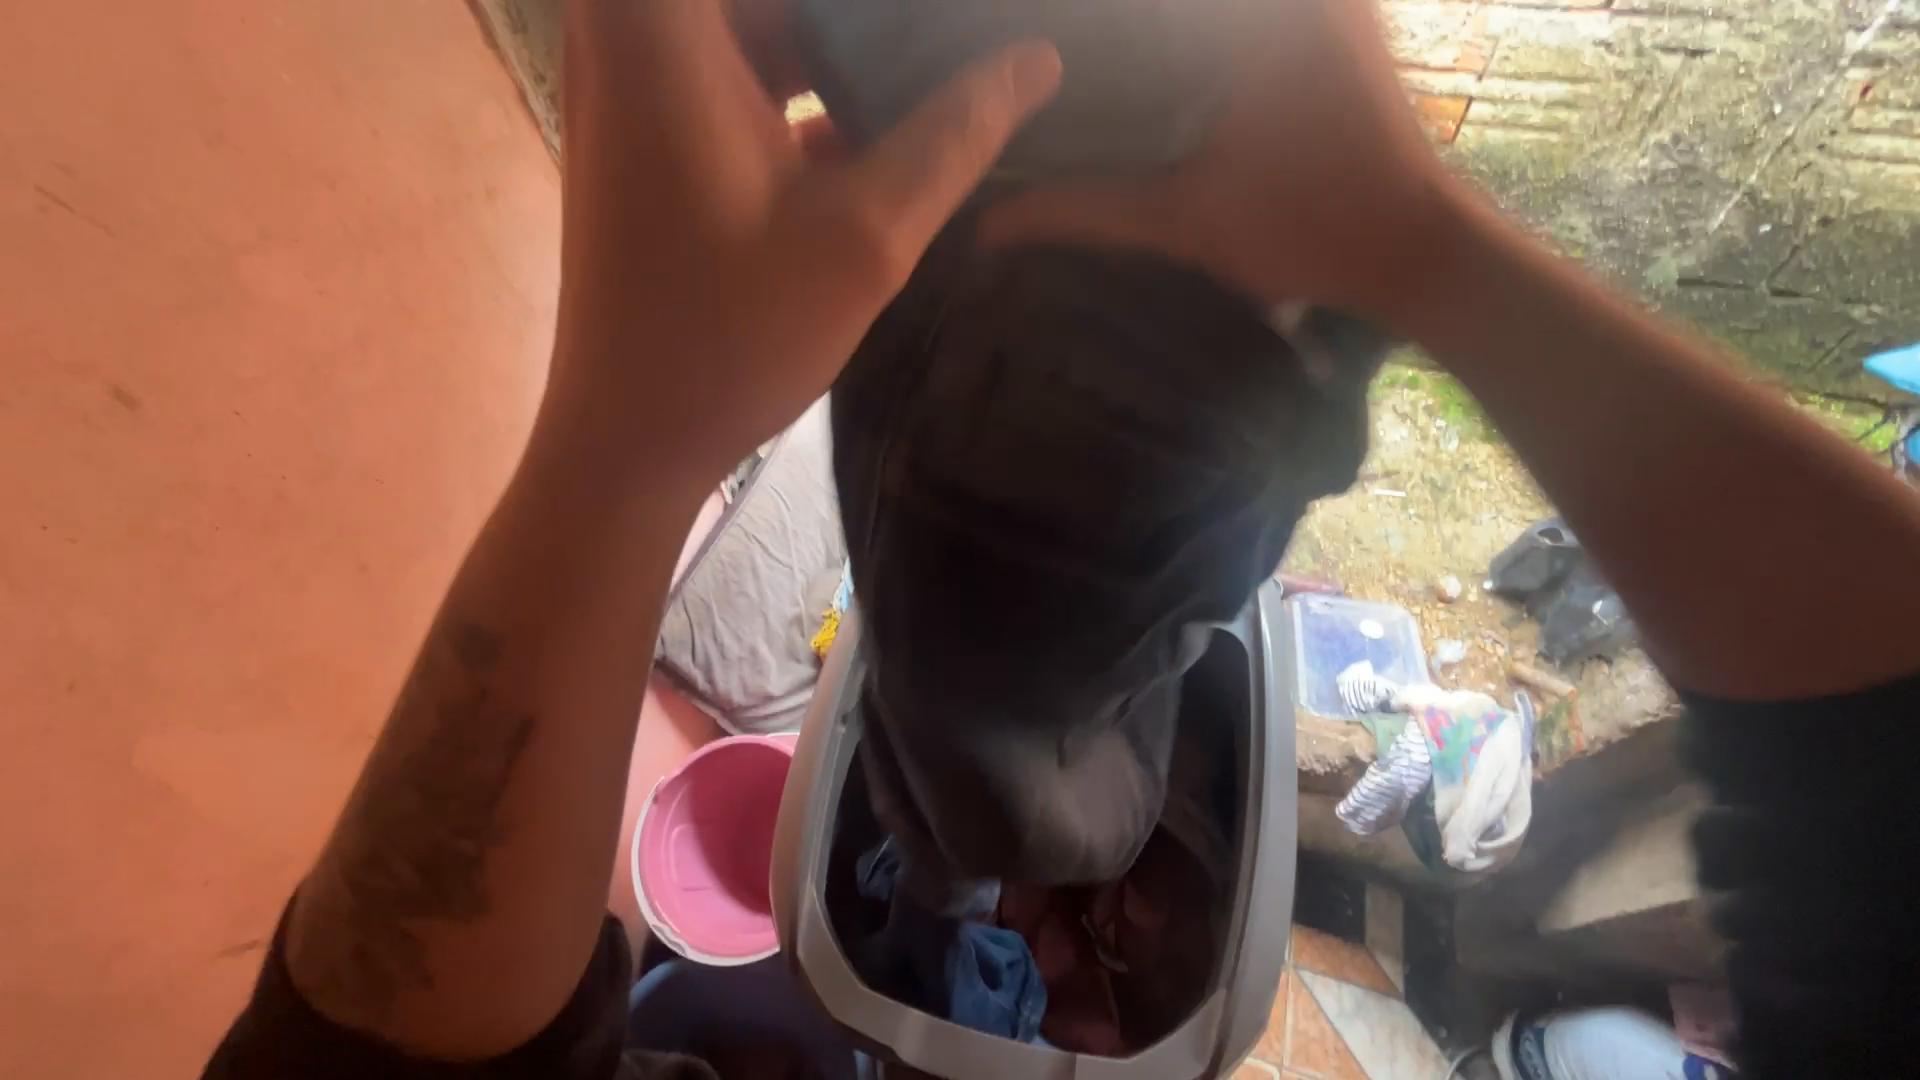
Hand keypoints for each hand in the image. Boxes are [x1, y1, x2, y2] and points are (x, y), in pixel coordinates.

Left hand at [546, 0, 1060, 490]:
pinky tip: (884, 141)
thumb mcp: (863, 237)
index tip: (967, 35)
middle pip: (788, 3)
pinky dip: (809, 104)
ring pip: (770, 35)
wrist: (633, 434)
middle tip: (968, 55)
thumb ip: (952, 138)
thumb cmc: (734, 338)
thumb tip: (1035, 61)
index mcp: (663, 15)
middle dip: (880, 32)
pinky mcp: (650, 135)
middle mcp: (631, 23)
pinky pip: (744, 84)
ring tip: (943, 92)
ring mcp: (635, 80)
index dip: (892, 17)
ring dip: (850, 68)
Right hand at [982, 0, 1452, 322]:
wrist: (1413, 251)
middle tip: (1051, 39)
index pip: (1143, 11)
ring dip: (1154, 30)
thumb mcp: (1179, 218)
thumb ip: (1082, 211)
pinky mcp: (1335, 26)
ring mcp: (1325, 3)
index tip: (1033, 25)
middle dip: (1114, 24)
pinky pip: (1248, 23)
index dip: (1086, 19)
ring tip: (1094, 51)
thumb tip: (988, 226)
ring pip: (1209, 15)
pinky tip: (1155, 67)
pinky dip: (1198, 36)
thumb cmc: (1305, 227)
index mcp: (1255, 12)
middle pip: (1168, 10)